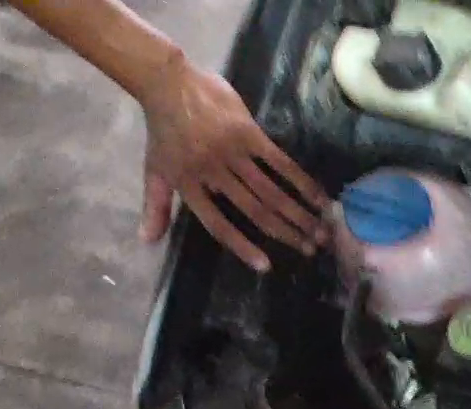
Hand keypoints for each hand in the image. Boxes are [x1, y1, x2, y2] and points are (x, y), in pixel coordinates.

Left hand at [136, 52, 329, 271]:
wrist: (164, 80)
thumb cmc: (163, 129)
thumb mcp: (154, 168)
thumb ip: (157, 206)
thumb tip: (147, 241)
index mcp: (187, 182)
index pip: (216, 223)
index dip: (241, 246)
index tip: (266, 266)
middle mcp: (211, 171)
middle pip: (254, 210)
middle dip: (287, 232)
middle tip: (312, 250)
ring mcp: (231, 152)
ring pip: (271, 192)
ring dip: (300, 214)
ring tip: (323, 231)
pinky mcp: (249, 134)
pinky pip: (281, 164)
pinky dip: (303, 183)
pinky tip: (321, 199)